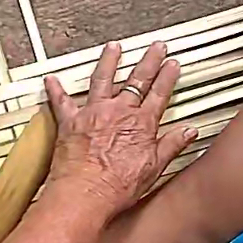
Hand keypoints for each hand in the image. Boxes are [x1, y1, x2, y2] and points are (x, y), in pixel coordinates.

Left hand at [42, 41, 196, 216]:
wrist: (85, 195)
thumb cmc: (118, 185)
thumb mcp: (155, 167)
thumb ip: (172, 145)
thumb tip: (189, 131)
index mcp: (142, 123)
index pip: (159, 93)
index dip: (167, 76)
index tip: (172, 64)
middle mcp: (119, 112)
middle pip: (137, 80)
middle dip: (149, 61)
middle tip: (156, 47)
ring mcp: (93, 114)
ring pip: (102, 80)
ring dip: (109, 61)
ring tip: (114, 47)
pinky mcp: (70, 123)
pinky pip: (62, 102)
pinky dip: (57, 90)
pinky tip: (53, 80)